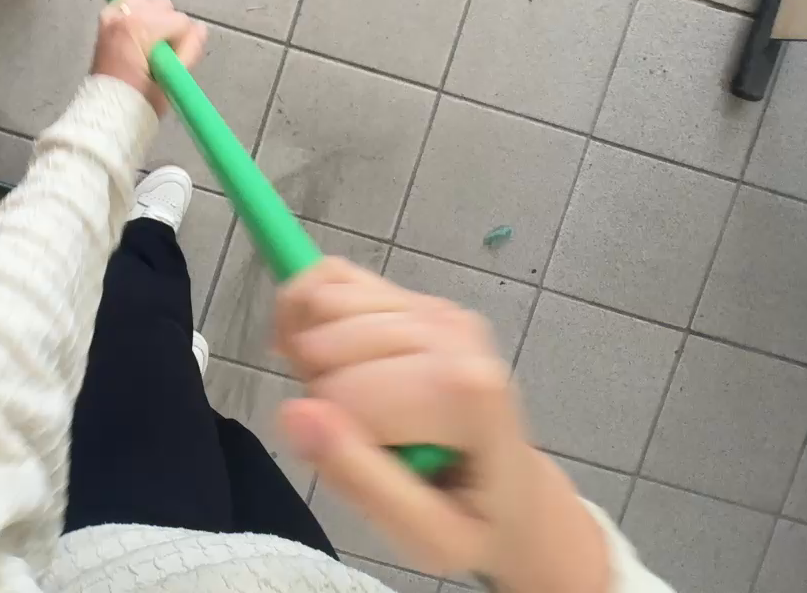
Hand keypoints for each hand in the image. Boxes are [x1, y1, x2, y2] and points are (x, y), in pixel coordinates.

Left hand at [90, 0, 207, 116]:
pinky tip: (137, 33)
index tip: (173, 60)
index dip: (182, 41)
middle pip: (163, 5)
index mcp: (141, 27)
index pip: (180, 20)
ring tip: (148, 43)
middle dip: (167, 25)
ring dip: (151, 17)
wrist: (107, 110)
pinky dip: (135, 12)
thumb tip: (200, 28)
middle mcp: (125, 13)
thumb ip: (190, 49)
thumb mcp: (172, 78)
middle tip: (161, 52)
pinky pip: (127, 2)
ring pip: (145, 0)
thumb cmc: (141, 99)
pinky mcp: (106, 18)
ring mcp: (112, 14)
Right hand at [274, 259, 607, 592]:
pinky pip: (331, 273)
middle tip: (344, 426)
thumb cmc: (471, 516)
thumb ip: (361, 478)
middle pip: (329, 339)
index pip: (347, 390)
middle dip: (317, 384)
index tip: (354, 458)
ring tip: (332, 386)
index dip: (331, 430)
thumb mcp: (427, 534)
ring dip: (306, 344)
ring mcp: (432, 305)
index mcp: (464, 389)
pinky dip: (302, 302)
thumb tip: (293, 413)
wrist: (512, 487)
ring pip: (323, 299)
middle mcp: (451, 332)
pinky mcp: (411, 292)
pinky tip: (309, 340)